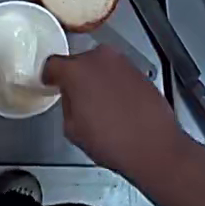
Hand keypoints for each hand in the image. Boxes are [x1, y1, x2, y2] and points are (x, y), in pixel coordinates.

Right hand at [43, 46, 190, 175]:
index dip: (50, 77)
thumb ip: (66, 104)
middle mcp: (100, 58)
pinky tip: (117, 106)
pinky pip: (118, 73)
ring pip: (100, 66)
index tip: (51, 84)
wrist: (154, 147)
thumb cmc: (114, 141)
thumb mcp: (72, 129)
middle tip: (77, 100)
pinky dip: (115, 84)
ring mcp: (122, 63)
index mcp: (76, 70)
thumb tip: (71, 98)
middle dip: (76, 78)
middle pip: (78, 62)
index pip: (53, 64)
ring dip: (97, 80)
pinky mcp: (140, 71)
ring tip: (100, 106)